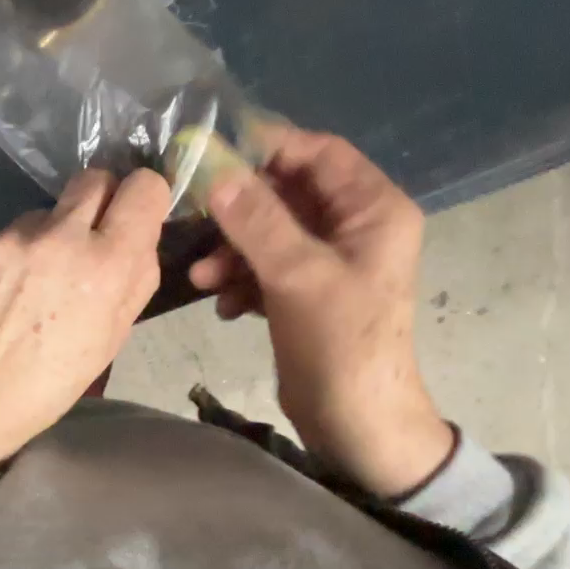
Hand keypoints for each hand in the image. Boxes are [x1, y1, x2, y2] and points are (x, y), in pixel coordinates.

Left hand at [0, 168, 171, 464]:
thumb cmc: (57, 377)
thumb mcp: (117, 332)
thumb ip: (136, 273)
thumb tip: (139, 232)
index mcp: (108, 263)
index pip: (143, 185)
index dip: (141, 199)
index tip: (132, 216)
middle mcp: (61, 237)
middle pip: (93, 178)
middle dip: (97, 203)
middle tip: (86, 239)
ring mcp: (12, 238)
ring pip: (45, 212)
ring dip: (48, 237)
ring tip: (34, 284)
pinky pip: (7, 235)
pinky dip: (11, 256)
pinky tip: (4, 292)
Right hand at [188, 128, 453, 497]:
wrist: (353, 417)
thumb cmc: (339, 342)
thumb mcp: (297, 276)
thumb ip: (259, 223)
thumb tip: (219, 175)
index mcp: (373, 210)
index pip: (319, 155)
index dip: (268, 150)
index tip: (213, 158)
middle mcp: (355, 229)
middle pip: (288, 198)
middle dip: (240, 215)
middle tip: (196, 228)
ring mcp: (330, 265)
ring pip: (271, 238)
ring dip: (233, 255)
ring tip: (202, 281)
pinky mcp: (307, 297)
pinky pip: (268, 272)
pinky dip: (242, 284)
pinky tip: (224, 307)